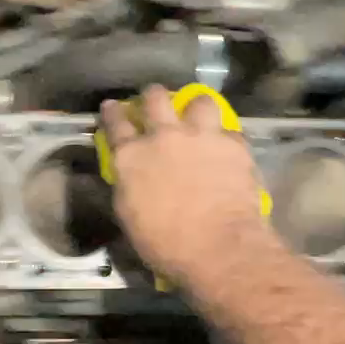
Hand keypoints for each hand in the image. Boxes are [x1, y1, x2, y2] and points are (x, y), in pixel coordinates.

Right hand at [100, 85, 281, 291]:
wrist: (217, 248)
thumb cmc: (164, 245)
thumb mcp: (129, 217)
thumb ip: (127, 185)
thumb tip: (129, 175)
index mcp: (131, 157)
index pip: (115, 124)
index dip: (112, 112)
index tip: (112, 106)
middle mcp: (163, 137)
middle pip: (155, 98)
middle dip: (153, 96)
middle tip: (155, 100)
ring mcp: (200, 136)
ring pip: (199, 100)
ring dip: (196, 106)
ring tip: (199, 115)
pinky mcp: (232, 144)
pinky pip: (229, 130)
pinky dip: (226, 138)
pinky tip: (227, 147)